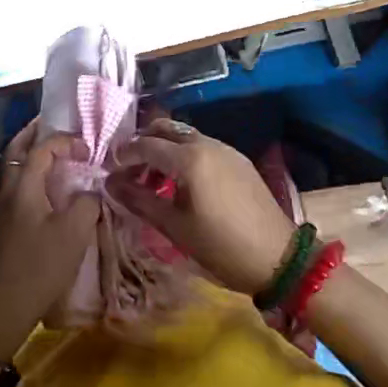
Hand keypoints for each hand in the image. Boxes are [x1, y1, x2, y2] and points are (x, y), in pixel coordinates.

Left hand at [0, 119, 97, 361]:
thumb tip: (92, 192)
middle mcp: (10, 190)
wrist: (6, 304)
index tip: (89, 148)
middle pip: (17, 150)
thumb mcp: (75, 231)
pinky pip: (21, 185)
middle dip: (35, 133)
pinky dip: (35, 173)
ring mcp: (6, 208)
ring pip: (16, 168)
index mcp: (25, 187)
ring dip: (33, 152)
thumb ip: (87, 202)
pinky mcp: (9, 224)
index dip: (66, 141)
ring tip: (57, 150)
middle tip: (55, 123)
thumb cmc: (41, 264)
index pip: (42, 148)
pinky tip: (52, 184)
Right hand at [106, 119, 295, 295]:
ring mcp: (227, 150)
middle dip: (144, 144)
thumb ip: (140, 200)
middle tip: (130, 170)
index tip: (110, 170)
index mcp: (190, 158)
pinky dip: (185, 156)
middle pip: (166, 130)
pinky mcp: (239, 160)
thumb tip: (110, 183)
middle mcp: (208, 144)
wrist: (277, 257)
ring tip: (153, 181)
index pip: (146, 145)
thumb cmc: (220, 246)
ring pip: (186, 137)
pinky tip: (181, 184)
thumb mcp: (175, 227)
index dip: (124, 155)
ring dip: (165, 150)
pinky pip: (204, 147)